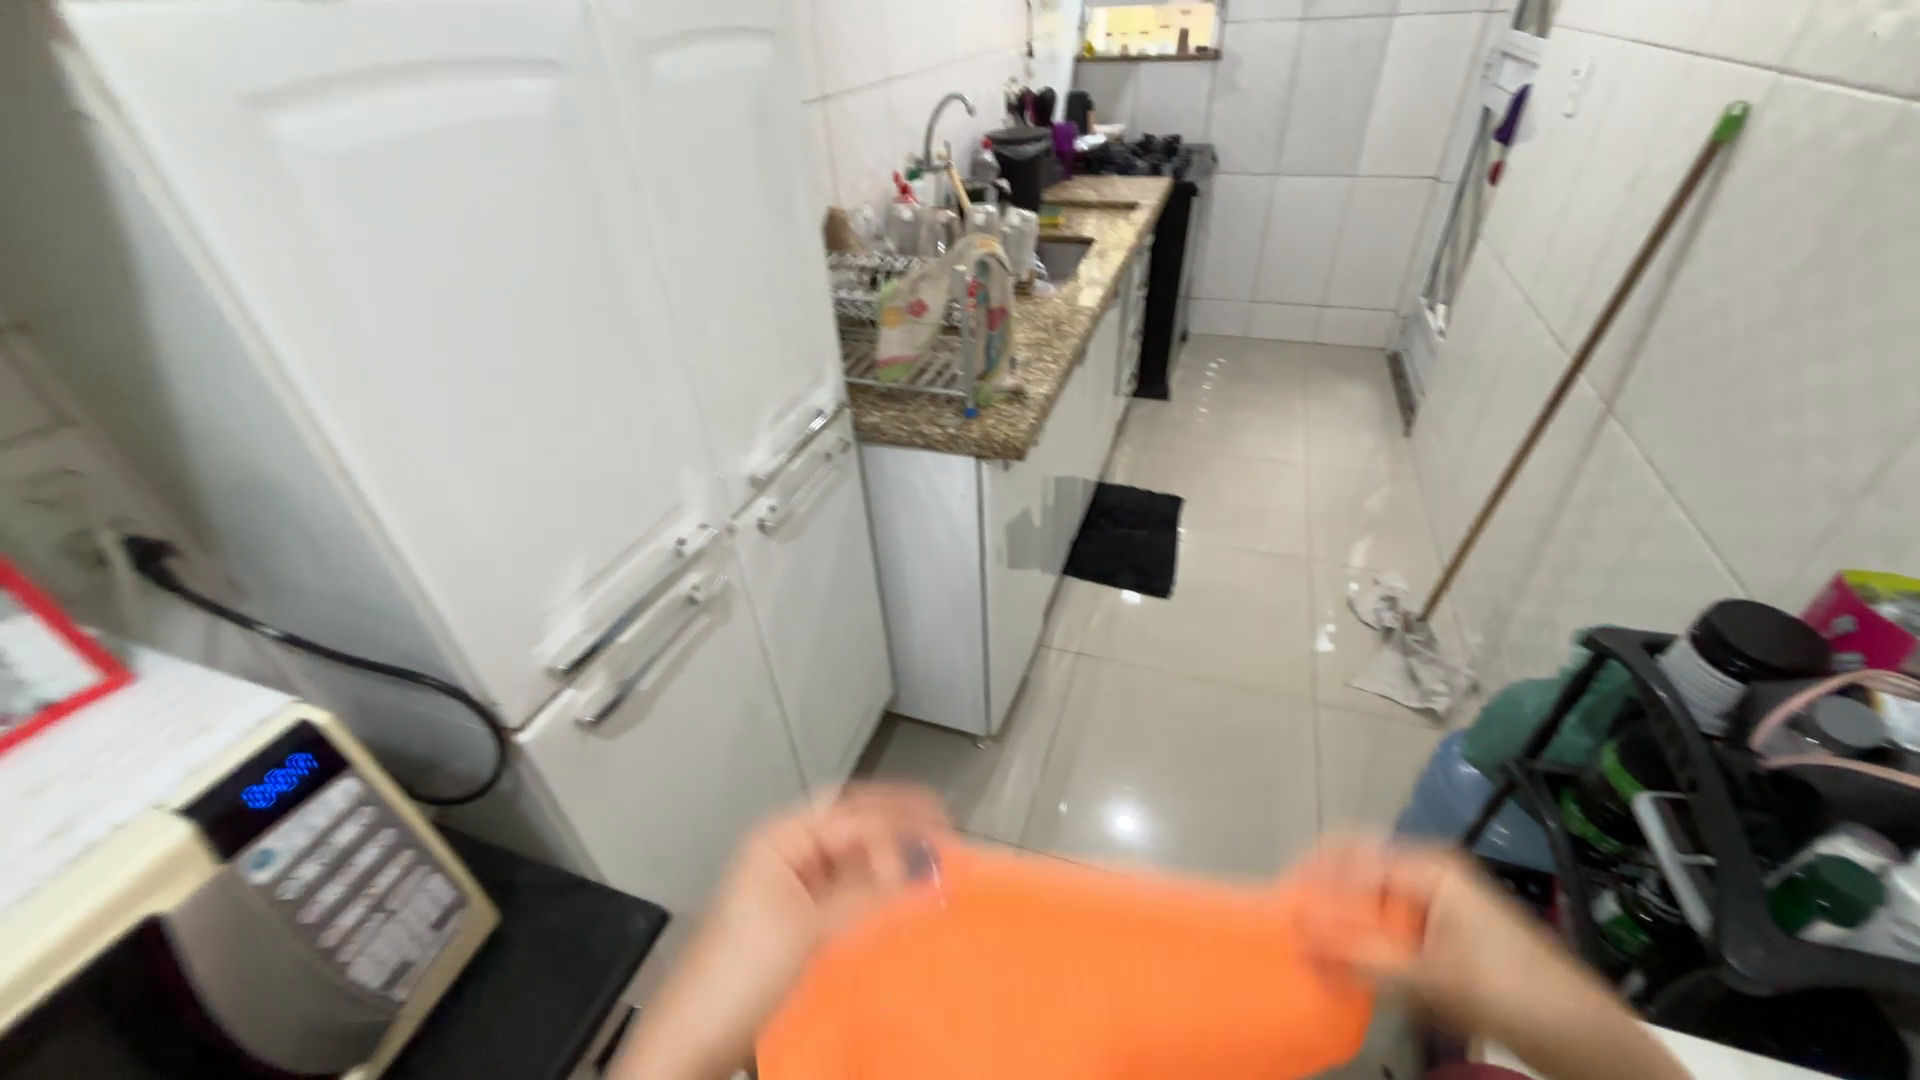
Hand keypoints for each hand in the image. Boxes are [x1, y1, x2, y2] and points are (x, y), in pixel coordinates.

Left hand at [609, 784, 949, 1079]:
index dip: (895, 824)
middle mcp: (788, 850)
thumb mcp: (811, 928)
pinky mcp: (801, 916)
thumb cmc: (744, 972)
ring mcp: (794, 883)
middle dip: (897, 824)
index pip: (849, 813)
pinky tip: (904, 894)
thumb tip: (925, 869)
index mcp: (781, 837)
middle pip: (852, 824)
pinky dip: (877, 887)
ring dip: (890, 856)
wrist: (695, 1038)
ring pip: (853, 856)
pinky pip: (847, 887)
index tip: (937, 840)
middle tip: (944, 830)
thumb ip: (870, 894)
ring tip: (933, 860)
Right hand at [1291, 838, 1686, 1079]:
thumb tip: (1300, 937)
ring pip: (1366, 901)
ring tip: (1312, 951)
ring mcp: (1435, 904)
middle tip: (1291, 930)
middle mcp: (1428, 875)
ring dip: (1338, 923)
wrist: (1592, 1045)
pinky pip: (1383, 925)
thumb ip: (1363, 957)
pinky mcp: (1439, 934)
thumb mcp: (1437, 980)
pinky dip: (1360, 942)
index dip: (1311, 876)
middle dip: (1320, 899)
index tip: (1282, 907)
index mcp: (1429, 868)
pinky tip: (1346, 967)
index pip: (1349, 853)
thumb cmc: (1522, 1000)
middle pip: (1354, 872)